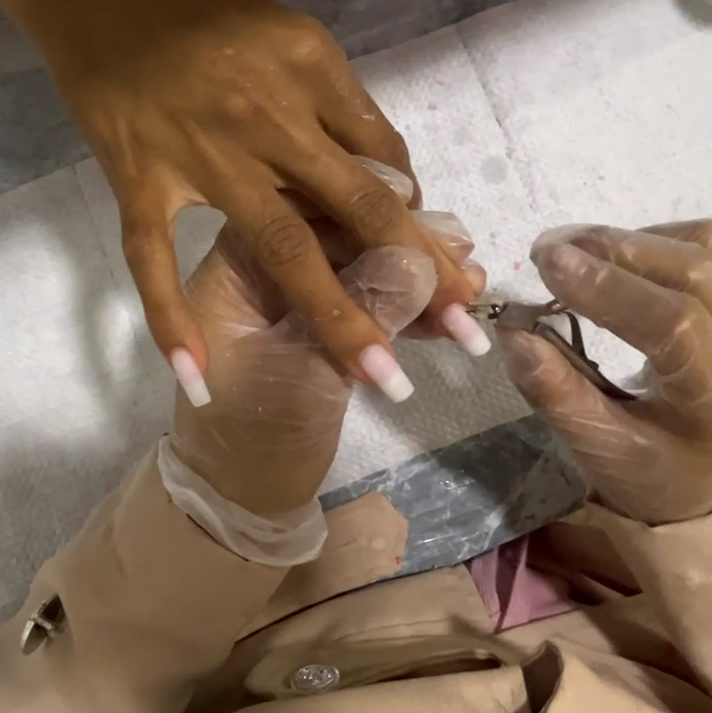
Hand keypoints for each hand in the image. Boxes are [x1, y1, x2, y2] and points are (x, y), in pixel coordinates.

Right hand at [0, 0, 482, 401]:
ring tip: (385, 378)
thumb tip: (383, 170)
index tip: (442, 260)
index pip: (386, 155)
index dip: (420, 215)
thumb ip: (334, 102)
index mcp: (312, 66)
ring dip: (338, 316)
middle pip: (361, 204)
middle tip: (468, 334)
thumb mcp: (288, 32)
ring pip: (280, 244)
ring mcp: (200, 152)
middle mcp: (268, 113)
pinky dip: (171, 321)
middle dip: (423, 272)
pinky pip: (152, 261)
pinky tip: (197, 377)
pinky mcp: (138, 179)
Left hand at [168, 195, 482, 518]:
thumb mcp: (305, 367)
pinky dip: (409, 307)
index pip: (303, 213)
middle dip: (406, 249)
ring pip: (363, 268)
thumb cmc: (253, 434)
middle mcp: (265, 265)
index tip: (427, 226)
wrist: (242, 499)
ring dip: (418, 279)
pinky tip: (452, 312)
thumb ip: (359, 310)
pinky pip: (370, 301)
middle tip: (466, 262)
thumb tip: (420, 259)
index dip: (368, 215)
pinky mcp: (323, 322)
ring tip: (474, 286)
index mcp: (236, 263)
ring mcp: (296, 294)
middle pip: (342, 236)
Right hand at [498, 221, 711, 523]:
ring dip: (636, 241)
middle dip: (616, 251)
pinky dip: (659, 242)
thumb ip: (553, 389)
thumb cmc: (649, 478)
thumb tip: (511, 327)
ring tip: (579, 253)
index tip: (547, 262)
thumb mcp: (595, 448)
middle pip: (697, 275)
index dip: (610, 287)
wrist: (707, 490)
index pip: (677, 327)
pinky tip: (622, 263)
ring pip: (710, 253)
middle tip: (549, 250)